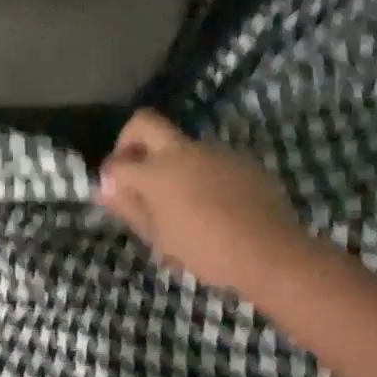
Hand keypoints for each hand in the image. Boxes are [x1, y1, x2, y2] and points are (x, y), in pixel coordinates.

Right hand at [93, 109, 314, 291]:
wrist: (272, 254)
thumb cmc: (205, 250)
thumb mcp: (158, 236)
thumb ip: (129, 208)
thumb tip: (105, 190)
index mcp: (156, 171)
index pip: (117, 163)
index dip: (109, 176)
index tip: (113, 192)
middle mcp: (183, 151)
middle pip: (146, 122)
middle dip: (131, 140)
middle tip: (134, 169)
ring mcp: (217, 152)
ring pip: (183, 145)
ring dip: (173, 163)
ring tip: (181, 199)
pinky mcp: (244, 161)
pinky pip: (212, 161)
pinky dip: (203, 174)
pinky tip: (213, 204)